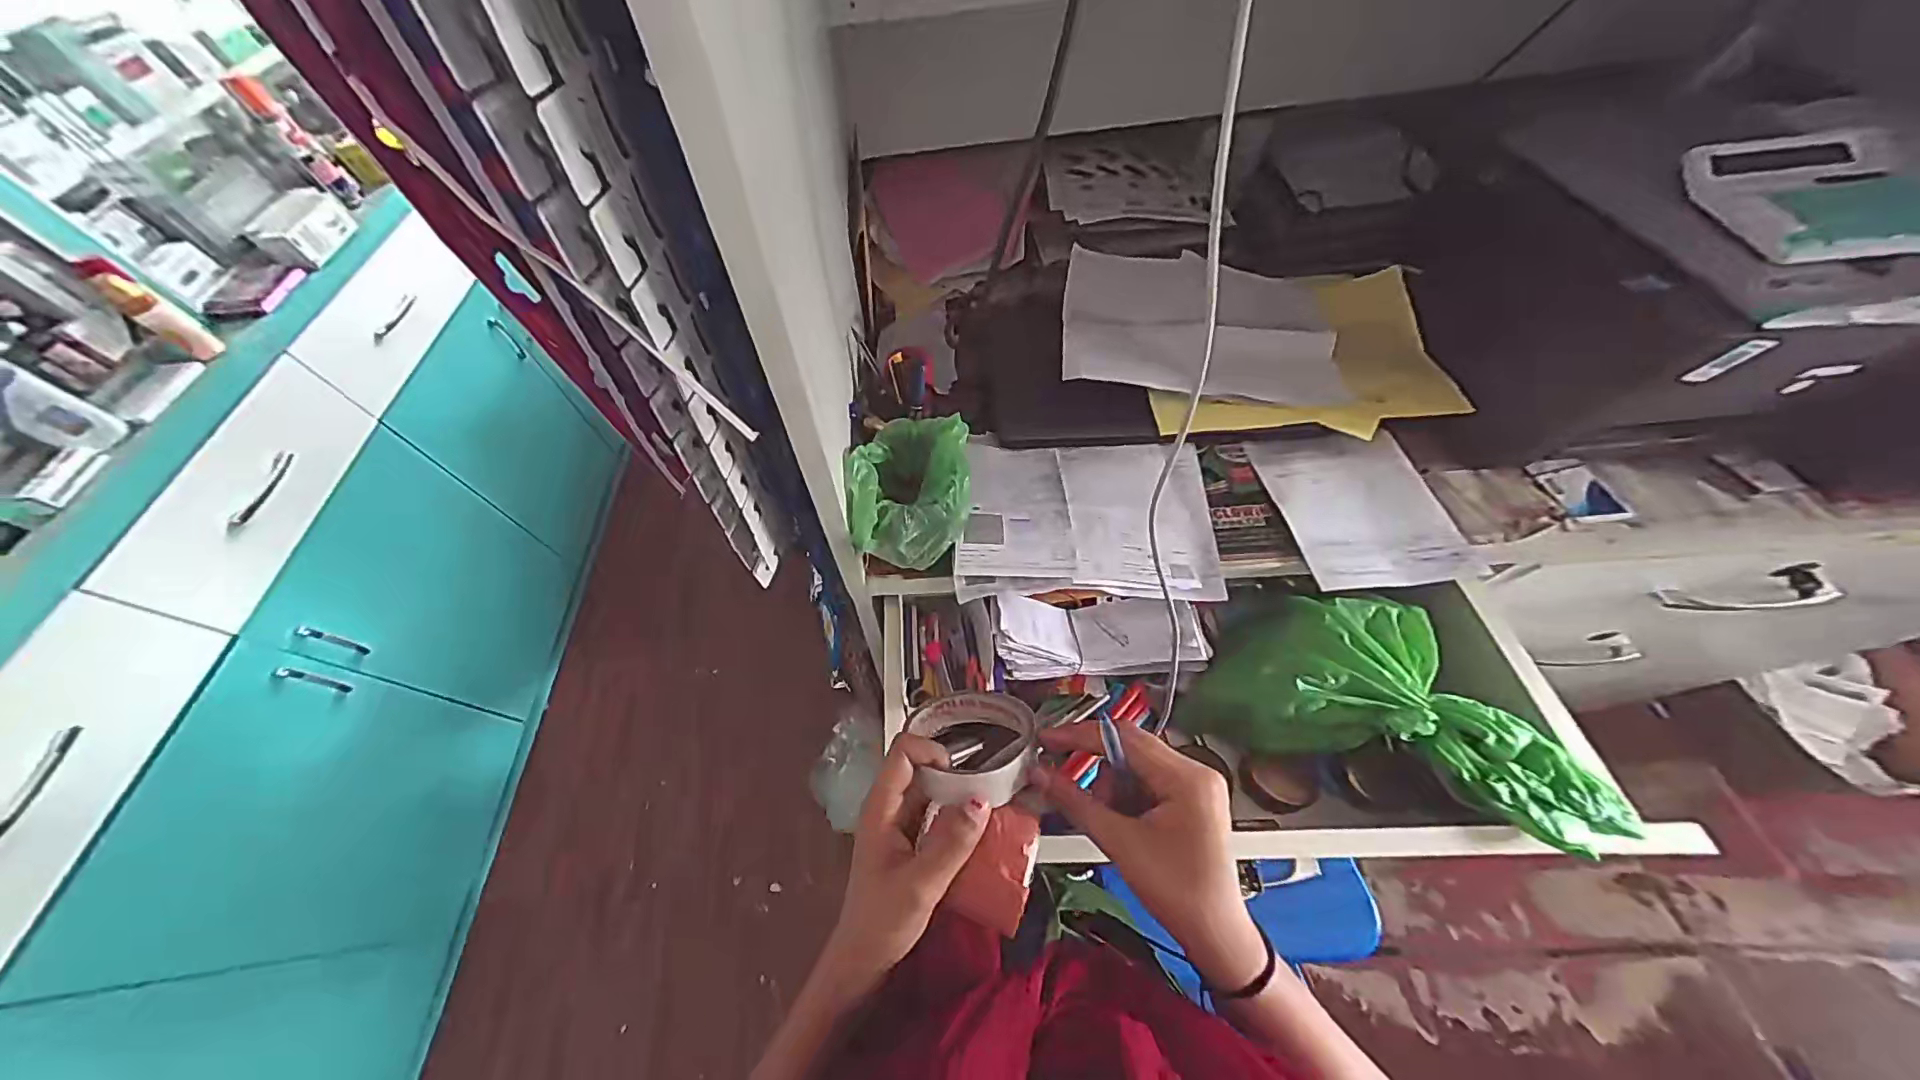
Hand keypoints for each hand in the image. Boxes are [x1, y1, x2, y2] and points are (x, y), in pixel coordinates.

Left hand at [819, 733, 988, 994]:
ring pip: (930, 792)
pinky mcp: (909, 842)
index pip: (903, 752)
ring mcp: (897, 825)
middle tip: (987, 791)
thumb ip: (951, 843)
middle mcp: (888, 808)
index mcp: (881, 807)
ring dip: (957, 796)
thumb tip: (981, 801)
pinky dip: (955, 816)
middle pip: (920, 768)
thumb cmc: (882, 922)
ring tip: (989, 808)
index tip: (963, 773)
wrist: (863, 961)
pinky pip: (934, 815)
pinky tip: (977, 832)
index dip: (933, 751)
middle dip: (954, 773)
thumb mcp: (921, 884)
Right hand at [1031, 722, 1265, 990]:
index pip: (1122, 737)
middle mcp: (1196, 772)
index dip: (1079, 736)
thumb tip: (1042, 775)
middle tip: (1061, 776)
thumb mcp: (1119, 842)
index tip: (1049, 739)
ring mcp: (1196, 785)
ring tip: (1109, 821)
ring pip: (1135, 766)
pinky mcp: (1191, 800)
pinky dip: (1126, 797)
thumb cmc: (1179, 893)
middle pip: (1129, 748)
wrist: (1215, 934)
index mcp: (1186, 777)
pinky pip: (1147, 782)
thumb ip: (1075, 802)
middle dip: (1095, 766)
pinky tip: (1123, 823)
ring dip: (1111, 786)